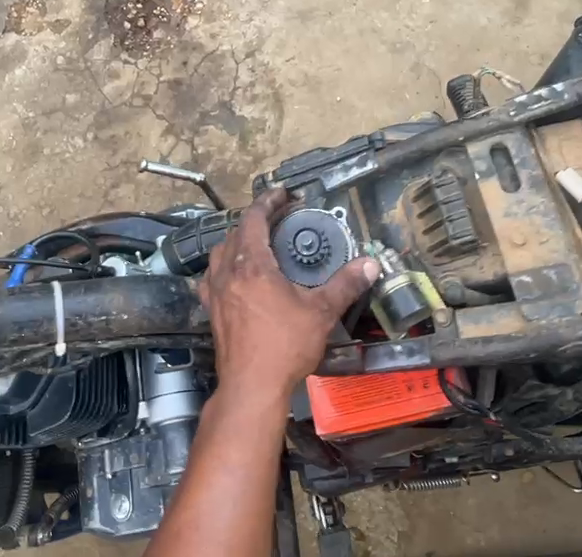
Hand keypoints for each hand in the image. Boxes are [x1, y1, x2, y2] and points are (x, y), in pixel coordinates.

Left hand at [198, 189, 378, 402]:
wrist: (252, 387)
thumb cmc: (285, 346)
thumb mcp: (321, 312)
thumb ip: (345, 284)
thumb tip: (370, 264)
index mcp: (252, 264)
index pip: (254, 219)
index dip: (268, 202)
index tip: (282, 193)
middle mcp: (228, 272)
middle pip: (235, 232)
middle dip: (255, 220)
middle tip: (277, 218)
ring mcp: (215, 292)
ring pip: (219, 253)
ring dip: (236, 241)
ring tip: (256, 243)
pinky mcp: (211, 311)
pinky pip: (211, 278)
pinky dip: (221, 268)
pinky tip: (231, 276)